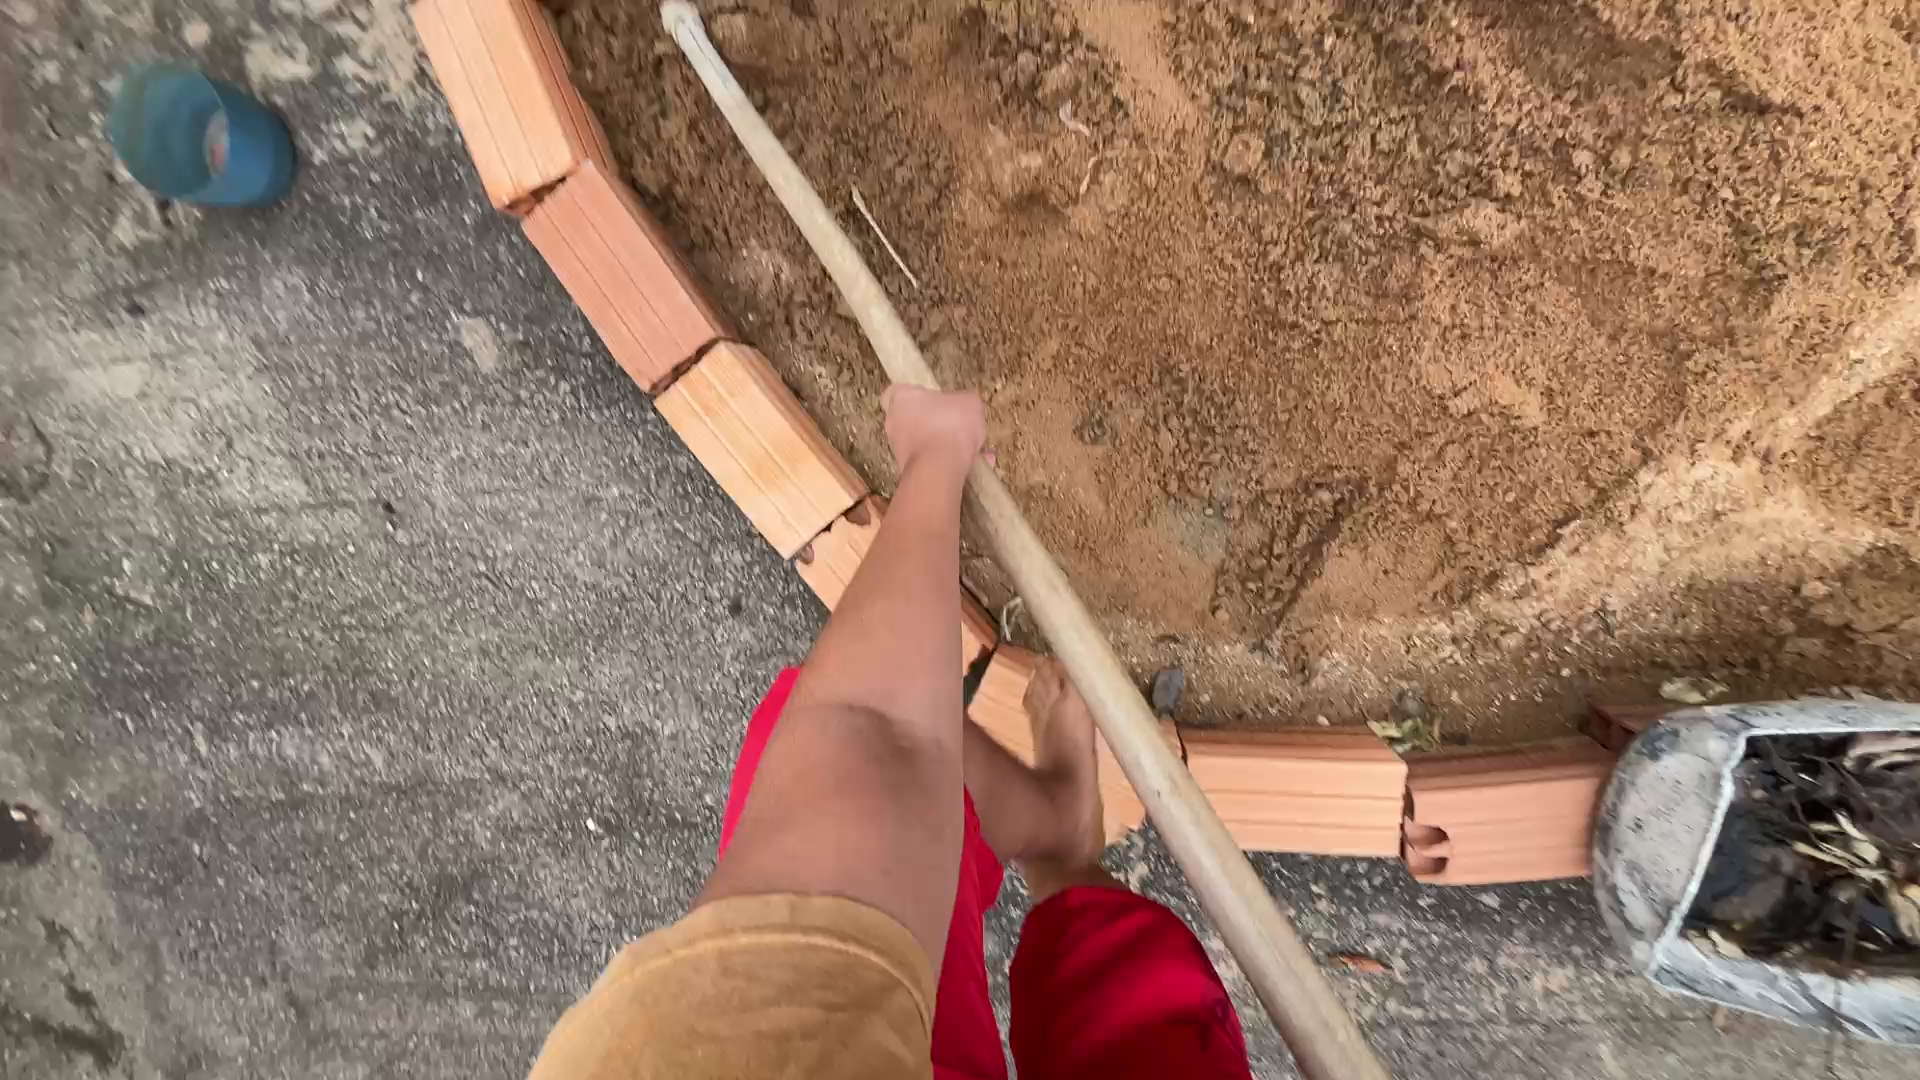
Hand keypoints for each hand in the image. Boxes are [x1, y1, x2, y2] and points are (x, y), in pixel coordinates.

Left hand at [881, 384, 985, 474]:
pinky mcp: (907, 470)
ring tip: (968, 450)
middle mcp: (893, 422)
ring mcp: (897, 448)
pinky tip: (967, 465)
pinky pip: (929, 462)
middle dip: (932, 423)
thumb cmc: (951, 424)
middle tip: (955, 426)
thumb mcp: (969, 402)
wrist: (940, 467)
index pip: (899, 392)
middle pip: (911, 419)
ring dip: (941, 446)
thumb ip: (964, 400)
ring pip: (922, 443)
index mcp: (901, 398)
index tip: (936, 402)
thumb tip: (964, 403)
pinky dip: (945, 463)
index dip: (918, 396)